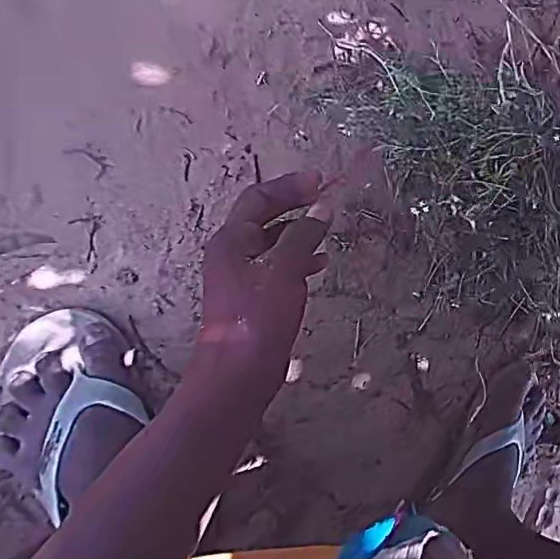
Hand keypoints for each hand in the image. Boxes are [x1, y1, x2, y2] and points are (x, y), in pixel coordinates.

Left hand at [195, 171, 331, 375]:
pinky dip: (299, 259)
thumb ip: (302, 235)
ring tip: (328, 230)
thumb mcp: (283, 270)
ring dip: (300, 232)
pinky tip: (319, 264)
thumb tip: (321, 210)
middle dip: (294, 205)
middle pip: (264, 217)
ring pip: (273, 242)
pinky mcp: (254, 298)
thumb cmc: (257, 319)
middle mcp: (232, 253)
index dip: (289, 186)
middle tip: (324, 198)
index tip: (319, 182)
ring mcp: (242, 276)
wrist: (238, 376)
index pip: (258, 198)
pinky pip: (278, 266)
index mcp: (231, 240)